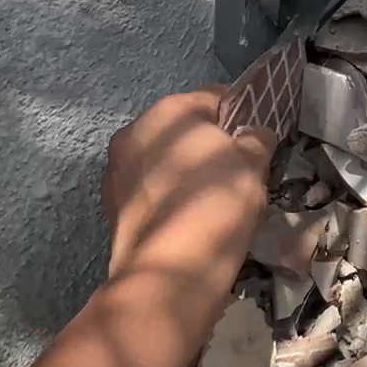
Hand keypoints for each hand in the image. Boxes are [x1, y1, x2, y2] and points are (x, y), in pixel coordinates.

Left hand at [102, 88, 273, 277]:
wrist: (171, 270)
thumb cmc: (218, 200)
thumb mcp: (255, 161)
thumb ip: (257, 138)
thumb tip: (252, 135)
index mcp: (171, 110)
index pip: (215, 96)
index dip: (241, 112)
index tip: (256, 135)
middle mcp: (135, 131)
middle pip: (185, 127)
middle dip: (210, 140)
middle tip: (239, 166)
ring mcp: (116, 170)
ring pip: (165, 157)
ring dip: (188, 167)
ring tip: (215, 194)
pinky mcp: (110, 206)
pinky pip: (151, 187)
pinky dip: (171, 193)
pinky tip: (192, 214)